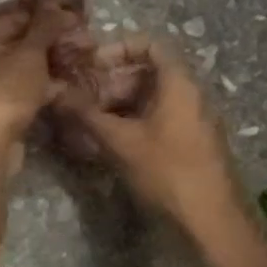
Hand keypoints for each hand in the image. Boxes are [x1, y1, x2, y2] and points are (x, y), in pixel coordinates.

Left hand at [0, 0, 76, 141]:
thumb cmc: (6, 90)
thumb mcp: (30, 53)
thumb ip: (45, 26)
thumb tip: (56, 3)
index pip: (18, 14)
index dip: (50, 15)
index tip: (79, 19)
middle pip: (20, 38)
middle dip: (53, 40)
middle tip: (86, 41)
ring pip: (23, 63)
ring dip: (52, 62)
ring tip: (83, 59)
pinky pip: (21, 85)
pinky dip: (42, 84)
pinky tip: (68, 84)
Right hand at [54, 36, 243, 229]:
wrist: (214, 221)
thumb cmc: (168, 171)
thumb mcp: (120, 141)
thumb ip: (85, 114)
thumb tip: (52, 90)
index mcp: (179, 83)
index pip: (150, 44)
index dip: (118, 48)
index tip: (91, 64)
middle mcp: (191, 94)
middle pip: (149, 72)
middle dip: (112, 82)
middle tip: (83, 99)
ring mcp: (194, 120)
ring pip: (152, 99)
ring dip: (119, 105)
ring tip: (90, 123)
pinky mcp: (192, 143)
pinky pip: (160, 119)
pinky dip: (134, 122)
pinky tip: (111, 143)